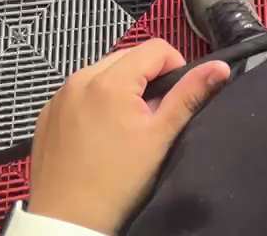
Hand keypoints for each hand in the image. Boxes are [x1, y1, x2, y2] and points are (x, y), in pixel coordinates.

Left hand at [27, 39, 230, 232]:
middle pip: (129, 57)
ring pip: (105, 71)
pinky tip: (98, 132)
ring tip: (125, 126)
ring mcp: (60, 95)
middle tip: (150, 117)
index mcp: (110, 80)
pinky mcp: (47, 112)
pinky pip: (81, 90)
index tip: (173, 101)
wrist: (64, 227)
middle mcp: (81, 77)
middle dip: (147, 78)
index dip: (174, 67)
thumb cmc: (117, 181)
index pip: (156, 48)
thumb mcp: (160, 137)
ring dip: (121, 87)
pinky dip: (95, 100)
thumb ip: (190, 94)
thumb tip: (220, 66)